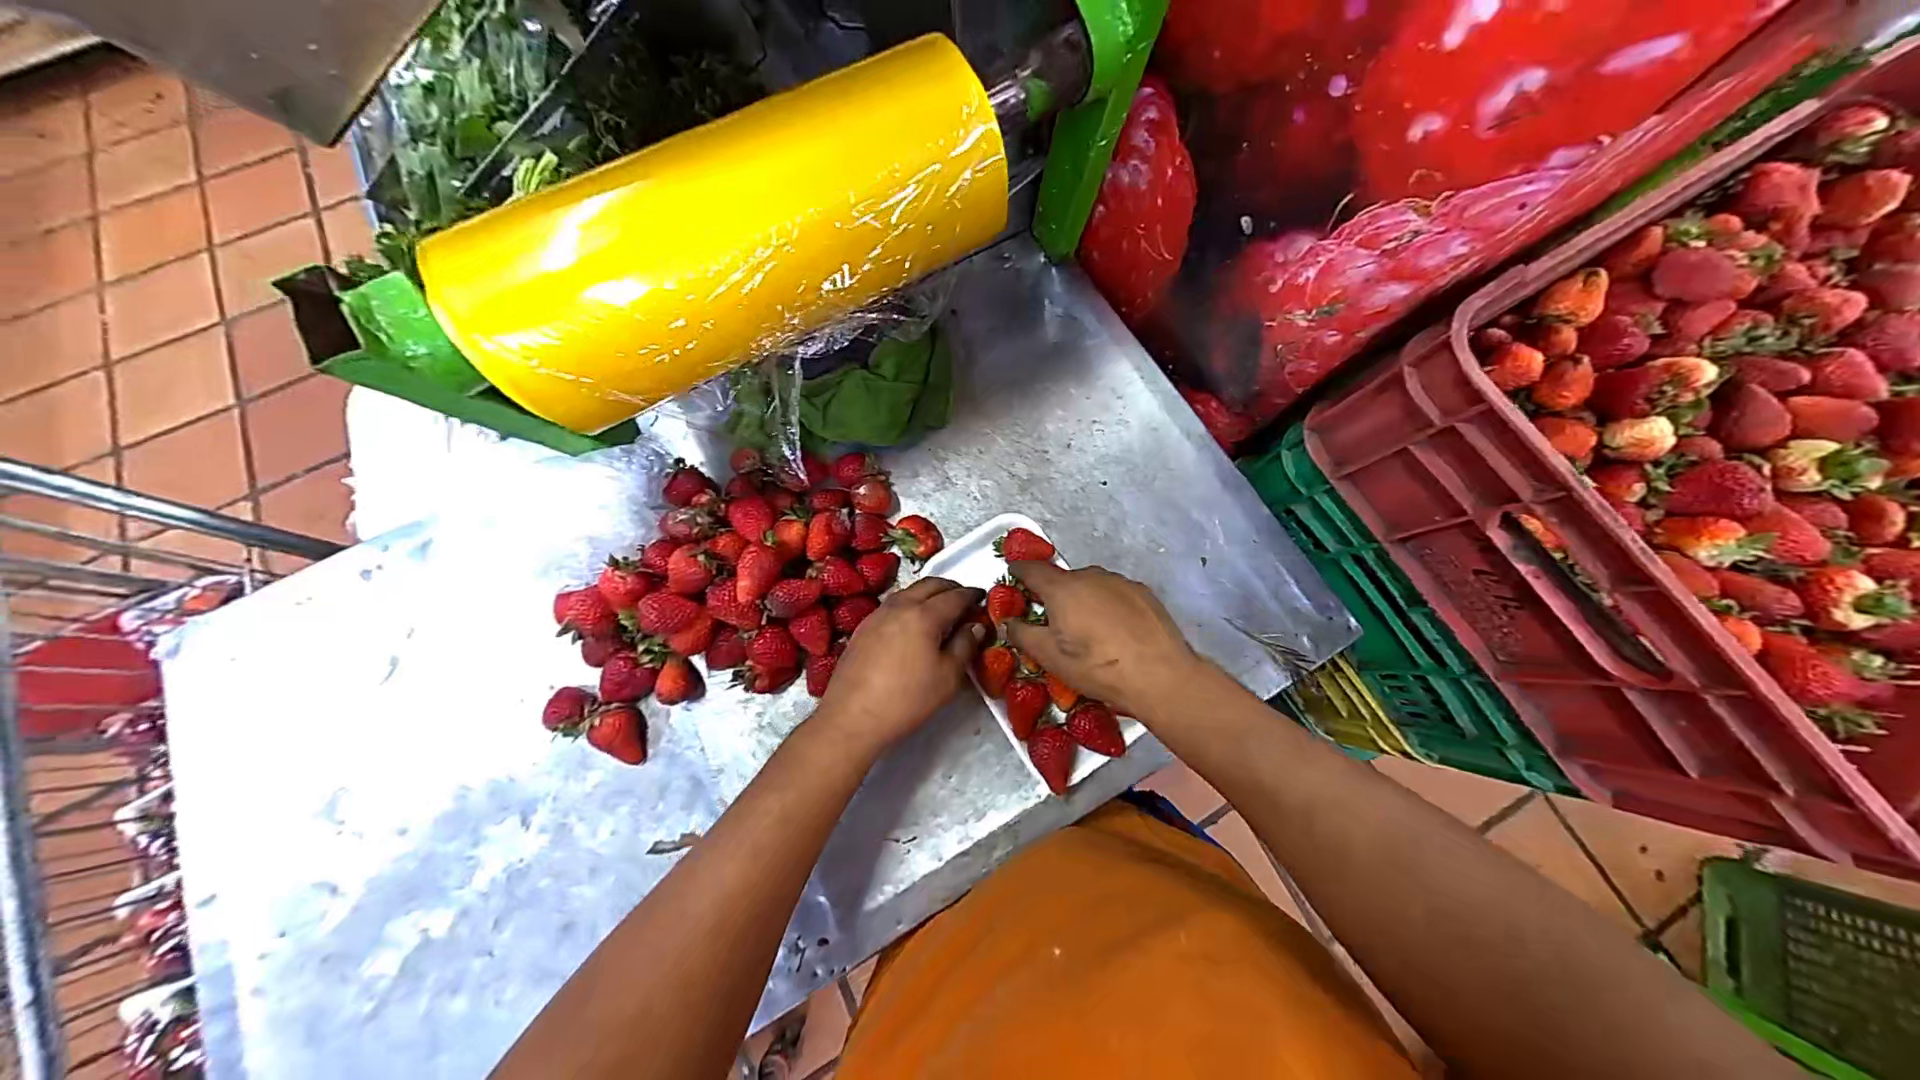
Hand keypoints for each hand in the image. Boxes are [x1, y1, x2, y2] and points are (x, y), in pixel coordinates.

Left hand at [811, 577, 985, 758]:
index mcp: (924, 615)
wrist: (852, 717)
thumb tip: (974, 627)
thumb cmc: (906, 700)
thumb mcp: (947, 677)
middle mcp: (899, 606)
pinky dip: (910, 604)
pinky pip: (893, 605)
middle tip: (965, 599)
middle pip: (930, 585)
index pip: (955, 596)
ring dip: (928, 594)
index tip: (982, 597)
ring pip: (909, 592)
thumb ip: (965, 646)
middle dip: (951, 588)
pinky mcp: (863, 628)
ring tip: (941, 609)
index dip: (972, 595)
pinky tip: (913, 623)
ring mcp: (877, 615)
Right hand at [1003, 562, 1208, 720]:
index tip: (1013, 575)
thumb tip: (1010, 622)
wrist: (1160, 676)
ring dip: (1084, 600)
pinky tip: (1115, 632)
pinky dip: (1108, 606)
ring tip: (1088, 631)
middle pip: (1064, 579)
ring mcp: (1120, 582)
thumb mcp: (1049, 657)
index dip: (1019, 571)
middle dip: (1055, 595)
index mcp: (1062, 589)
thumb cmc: (1097, 667)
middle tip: (1053, 621)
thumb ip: (1022, 635)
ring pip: (1092, 586)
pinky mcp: (1144, 594)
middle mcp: (1091, 577)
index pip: (1032, 570)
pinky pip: (1115, 595)